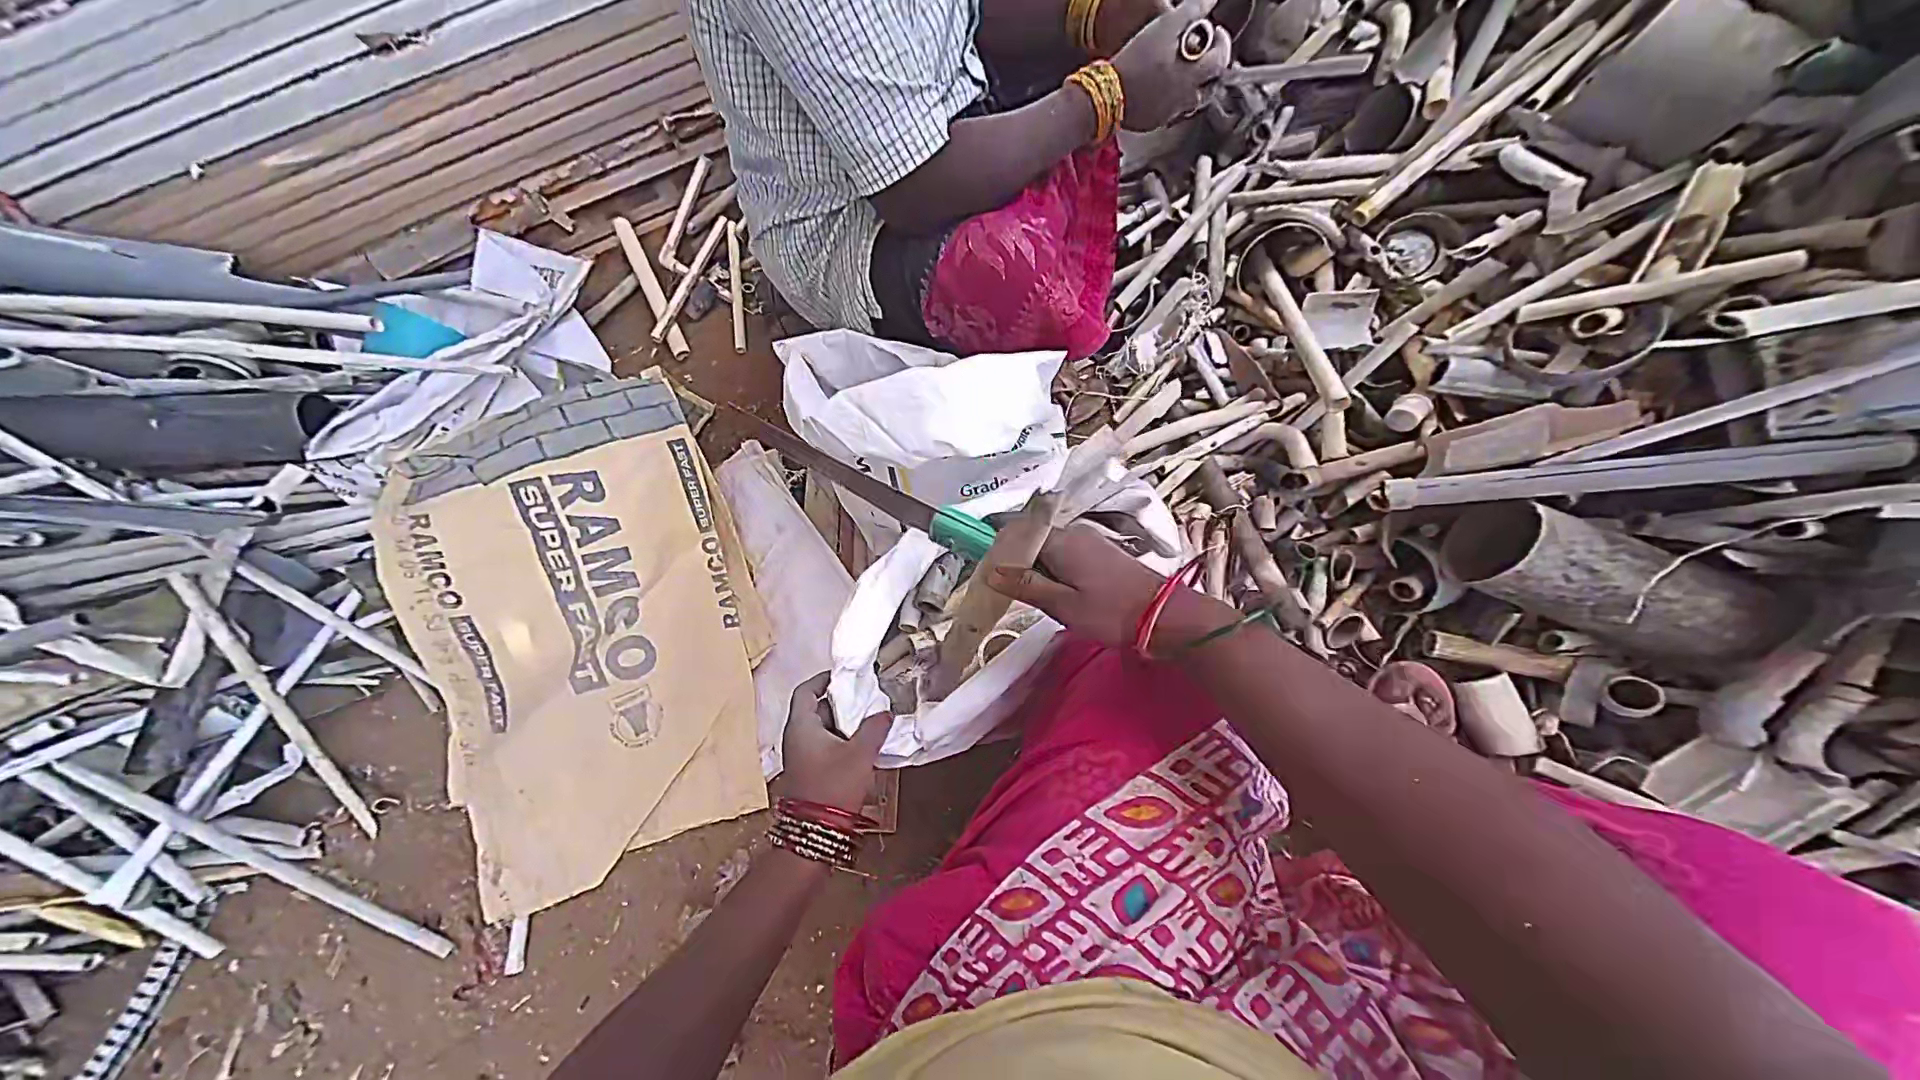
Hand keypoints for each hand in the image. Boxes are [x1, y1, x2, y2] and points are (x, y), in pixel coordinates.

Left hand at [779, 673, 890, 811]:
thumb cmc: (833, 785)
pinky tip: (861, 743)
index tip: (845, 676)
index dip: (824, 679)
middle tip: (865, 697)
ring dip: (842, 722)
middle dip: (840, 701)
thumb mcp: (860, 754)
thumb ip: (874, 728)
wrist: (815, 833)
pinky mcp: (807, 770)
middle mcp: (795, 736)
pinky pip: (823, 744)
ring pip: (820, 728)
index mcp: (800, 725)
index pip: (805, 690)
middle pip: (814, 708)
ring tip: (868, 718)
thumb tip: (885, 712)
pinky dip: (840, 738)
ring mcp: (799, 755)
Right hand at [987, 524, 1235, 651]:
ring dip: (1036, 566)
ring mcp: (1089, 540)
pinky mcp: (1100, 552)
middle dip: (1016, 558)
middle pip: (1031, 537)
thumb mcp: (1062, 605)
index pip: (1016, 531)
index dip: (998, 547)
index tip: (987, 569)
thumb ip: (1026, 585)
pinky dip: (1054, 568)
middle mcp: (1073, 533)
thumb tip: (991, 569)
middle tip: (1009, 590)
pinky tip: (1057, 591)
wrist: (1164, 616)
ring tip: (1034, 595)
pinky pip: (1065, 553)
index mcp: (1060, 541)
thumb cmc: (1111, 613)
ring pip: (1048, 546)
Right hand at [1110, 0, 1231, 131]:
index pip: (1221, 59)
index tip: (1216, 32)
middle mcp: (1187, 99)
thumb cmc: (1136, 60)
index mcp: (1194, 75)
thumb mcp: (1165, 26)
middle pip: (1211, 85)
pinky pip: (1172, 112)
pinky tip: (1165, 88)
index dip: (1222, 42)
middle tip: (1204, 54)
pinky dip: (1174, 98)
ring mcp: (1170, 114)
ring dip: (1195, 85)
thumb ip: (1193, 11)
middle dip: (1211, 67)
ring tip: (1186, 72)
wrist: (1107, 94)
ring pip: (1193, 101)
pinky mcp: (1154, 123)